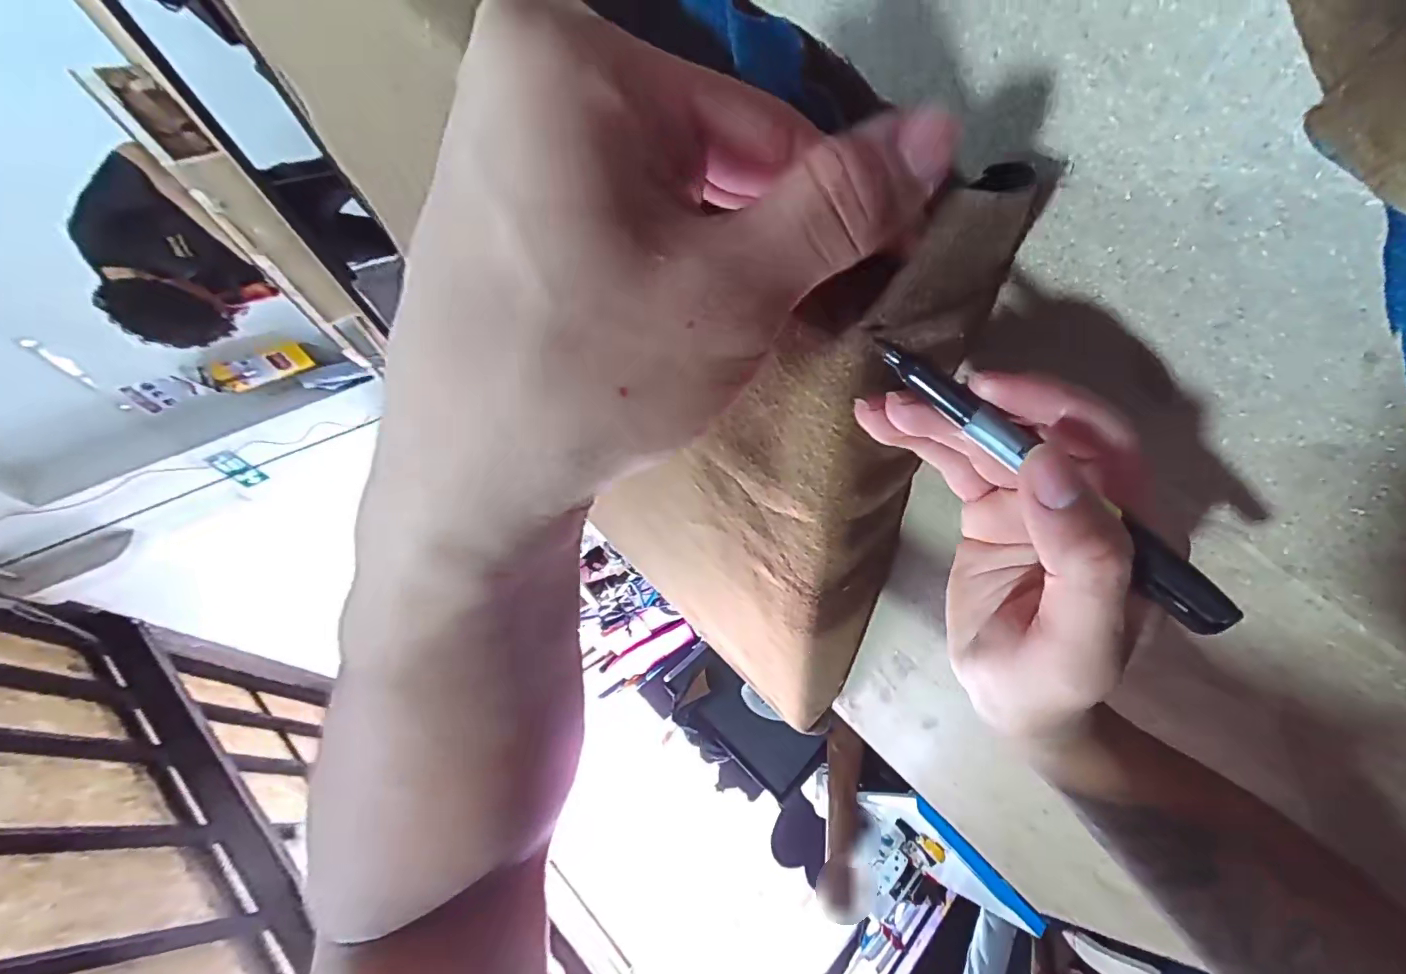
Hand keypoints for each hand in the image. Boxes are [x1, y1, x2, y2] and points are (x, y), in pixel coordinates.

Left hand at [379, 0, 956, 523]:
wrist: (468, 482)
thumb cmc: (597, 375)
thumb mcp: (734, 289)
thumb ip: (838, 206)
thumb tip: (937, 130)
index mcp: (572, 57)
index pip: (760, 118)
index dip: (835, 197)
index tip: (887, 259)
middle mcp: (526, 76)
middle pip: (709, 151)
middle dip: (768, 233)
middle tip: (811, 311)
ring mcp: (506, 148)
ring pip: (667, 191)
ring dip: (722, 256)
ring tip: (742, 330)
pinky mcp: (503, 212)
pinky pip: (618, 218)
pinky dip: (667, 265)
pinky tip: (678, 323)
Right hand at [854, 372, 1159, 741]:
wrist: (1013, 701)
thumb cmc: (1054, 682)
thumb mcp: (1079, 640)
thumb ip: (1085, 557)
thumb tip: (1048, 463)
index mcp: (1131, 523)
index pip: (1102, 444)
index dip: (1050, 406)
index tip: (990, 392)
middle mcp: (1086, 498)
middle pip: (1033, 433)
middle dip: (975, 412)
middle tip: (916, 399)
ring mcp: (1033, 500)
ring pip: (988, 443)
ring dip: (937, 421)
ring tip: (883, 407)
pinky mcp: (992, 508)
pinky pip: (958, 464)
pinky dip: (923, 442)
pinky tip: (884, 423)